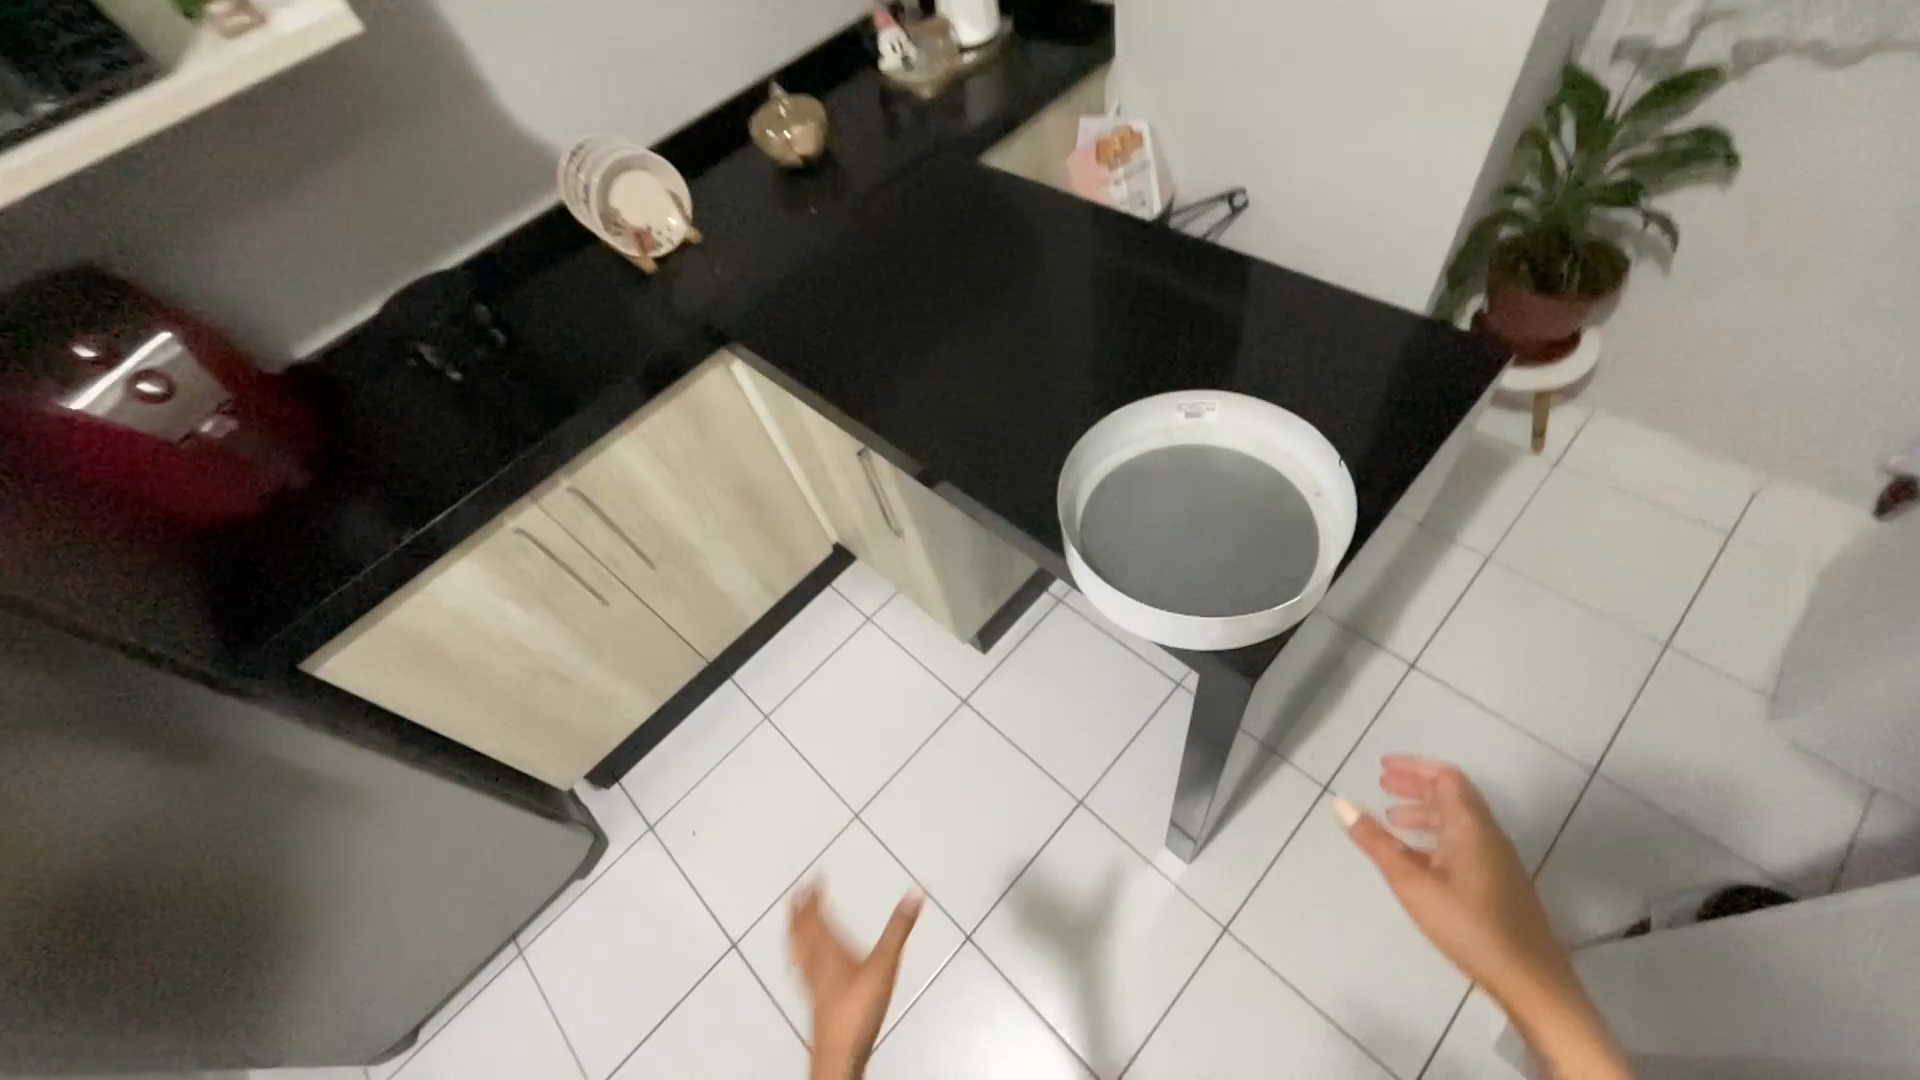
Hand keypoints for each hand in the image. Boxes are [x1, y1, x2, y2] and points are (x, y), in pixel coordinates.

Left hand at [788, 879, 923, 1079]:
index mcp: (828, 947)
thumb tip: (916, 892)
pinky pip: (800, 967)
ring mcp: (810, 982)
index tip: (814, 878)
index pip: (816, 914)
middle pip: (800, 929)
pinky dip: (798, 953)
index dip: (813, 894)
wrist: (839, 1054)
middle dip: (799, 909)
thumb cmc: (858, 1007)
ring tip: (794, 919)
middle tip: (799, 891)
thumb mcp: (885, 963)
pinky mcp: (813, 999)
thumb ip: (900, 927)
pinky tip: (804, 961)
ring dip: (794, 929)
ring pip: (796, 948)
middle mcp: (814, 961)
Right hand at [1338, 756, 1631, 1078]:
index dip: (1415, 767)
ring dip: (1425, 812)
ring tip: (1392, 819)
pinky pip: (1464, 842)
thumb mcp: (1411, 883)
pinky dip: (1436, 835)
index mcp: (1471, 827)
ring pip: (1458, 821)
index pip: (1446, 778)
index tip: (1383, 766)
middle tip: (1383, 784)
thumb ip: (1376, 841)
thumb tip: (1341, 803)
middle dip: (1417, 785)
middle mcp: (1488, 836)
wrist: (1531, 982)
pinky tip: (1417, 856)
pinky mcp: (1499, 883)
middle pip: (1453, 795)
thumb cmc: (1468, 926)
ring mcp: (1497, 861)